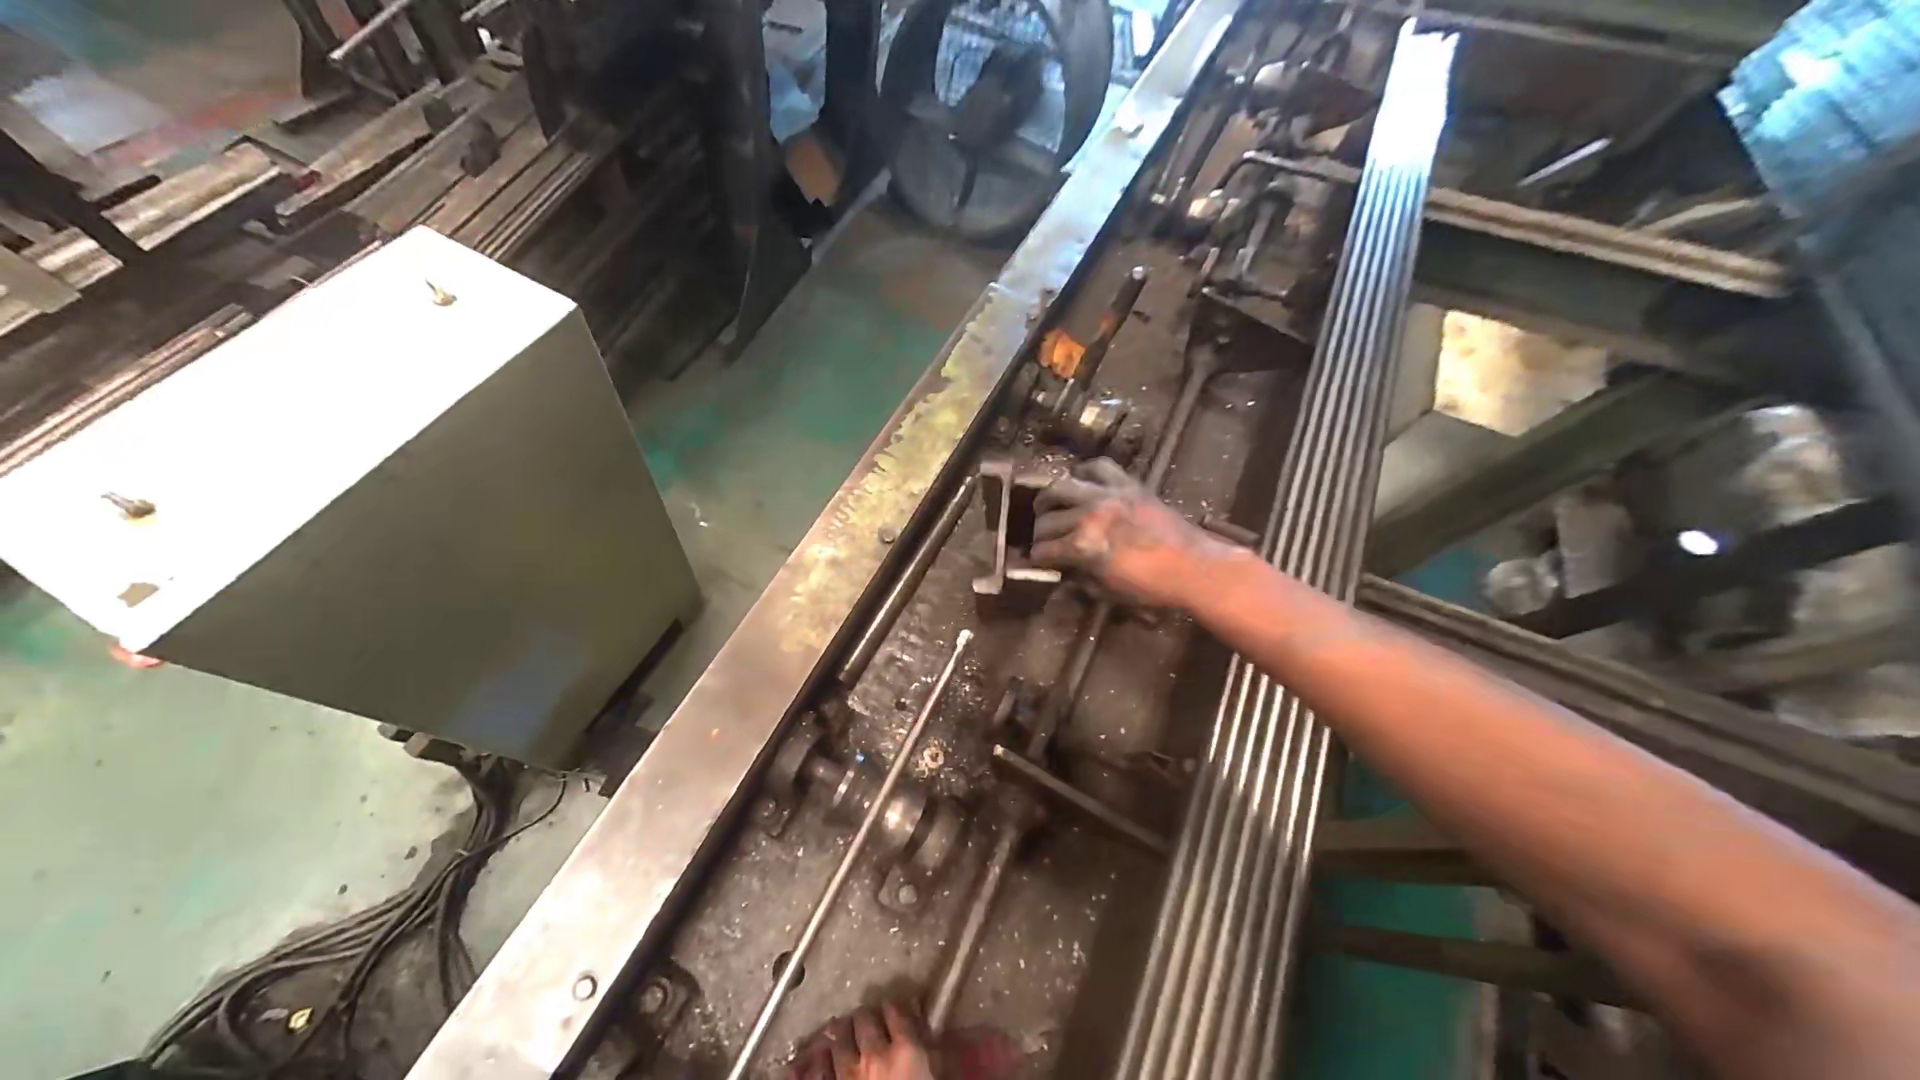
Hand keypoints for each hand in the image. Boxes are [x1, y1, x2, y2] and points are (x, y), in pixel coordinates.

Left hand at [789, 1002, 935, 1079]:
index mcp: (906, 1051)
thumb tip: (926, 1040)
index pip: (896, 1010)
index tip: (895, 1010)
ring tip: (844, 1031)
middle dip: (867, 1017)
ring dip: (843, 1032)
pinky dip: (819, 1060)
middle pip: (865, 1017)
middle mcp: (875, 1054)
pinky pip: (818, 1069)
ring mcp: (848, 1074)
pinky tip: (818, 1056)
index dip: (895, 1007)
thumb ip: (931, 1059)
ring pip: (839, 1036)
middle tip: (870, 1021)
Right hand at [1032, 458, 1241, 609]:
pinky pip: (1098, 467)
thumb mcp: (1108, 591)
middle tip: (1042, 539)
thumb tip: (1064, 572)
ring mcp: (1108, 495)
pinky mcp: (1127, 483)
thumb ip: (1080, 578)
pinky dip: (1084, 472)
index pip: (1044, 550)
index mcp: (1083, 547)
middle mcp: (1089, 515)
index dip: (1036, 558)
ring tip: (1046, 505)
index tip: (1036, 560)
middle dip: (1039, 533)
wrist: (1193, 567)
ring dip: (1048, 498)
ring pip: (1061, 487)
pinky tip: (1080, 481)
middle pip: (1046, 520)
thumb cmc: (1151, 587)